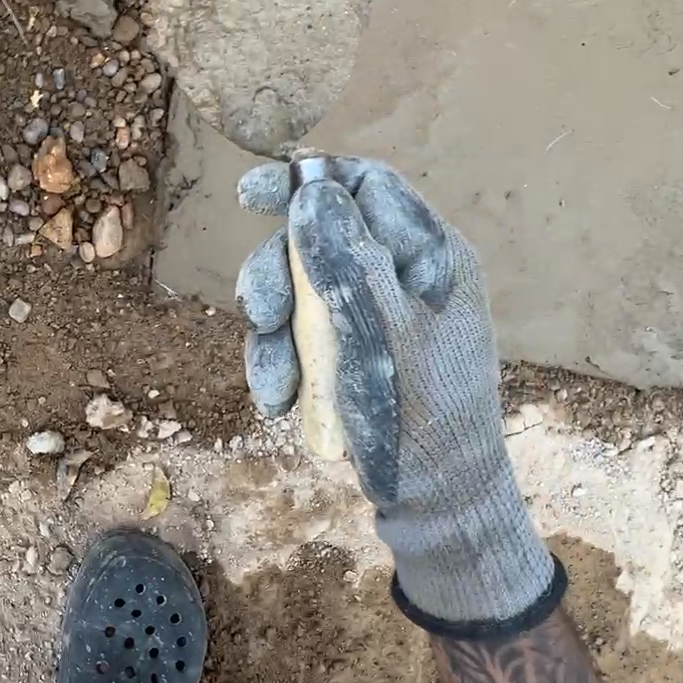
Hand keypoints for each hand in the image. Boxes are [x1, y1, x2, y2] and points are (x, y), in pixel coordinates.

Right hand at [234, 157, 556, 628]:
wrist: (434, 500)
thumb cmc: (424, 418)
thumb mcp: (384, 334)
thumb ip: (350, 261)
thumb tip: (312, 189)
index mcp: (429, 258)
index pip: (366, 189)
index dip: (306, 182)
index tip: (249, 195)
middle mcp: (396, 277)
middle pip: (315, 241)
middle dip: (277, 277)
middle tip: (257, 314)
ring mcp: (366, 316)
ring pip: (296, 291)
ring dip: (272, 334)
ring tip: (273, 384)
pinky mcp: (342, 352)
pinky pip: (295, 336)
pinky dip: (278, 363)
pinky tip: (278, 400)